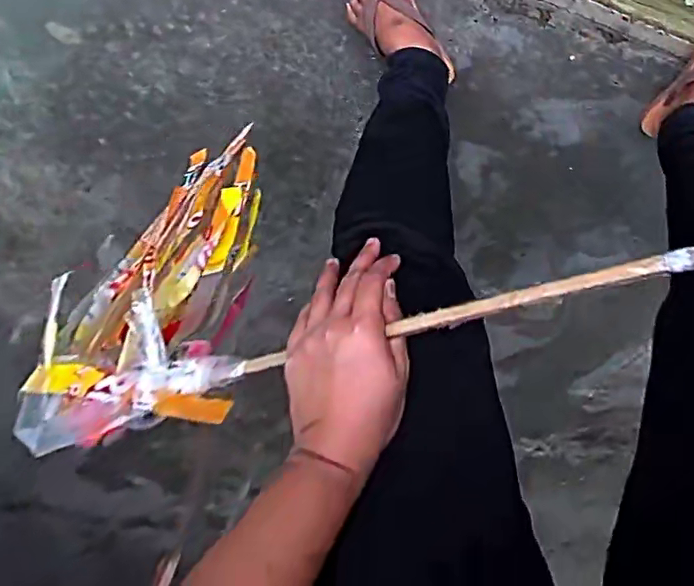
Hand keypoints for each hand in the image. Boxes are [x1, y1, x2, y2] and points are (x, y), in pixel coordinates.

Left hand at [284, 238, 408, 481]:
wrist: (331, 448)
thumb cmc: (375, 413)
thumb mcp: (399, 370)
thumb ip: (394, 326)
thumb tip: (388, 291)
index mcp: (363, 328)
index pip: (373, 284)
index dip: (383, 267)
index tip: (393, 260)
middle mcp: (334, 324)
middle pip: (348, 282)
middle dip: (362, 261)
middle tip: (372, 245)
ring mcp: (310, 336)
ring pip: (321, 294)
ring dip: (332, 273)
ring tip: (337, 260)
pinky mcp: (294, 351)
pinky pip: (304, 316)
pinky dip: (313, 300)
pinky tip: (317, 295)